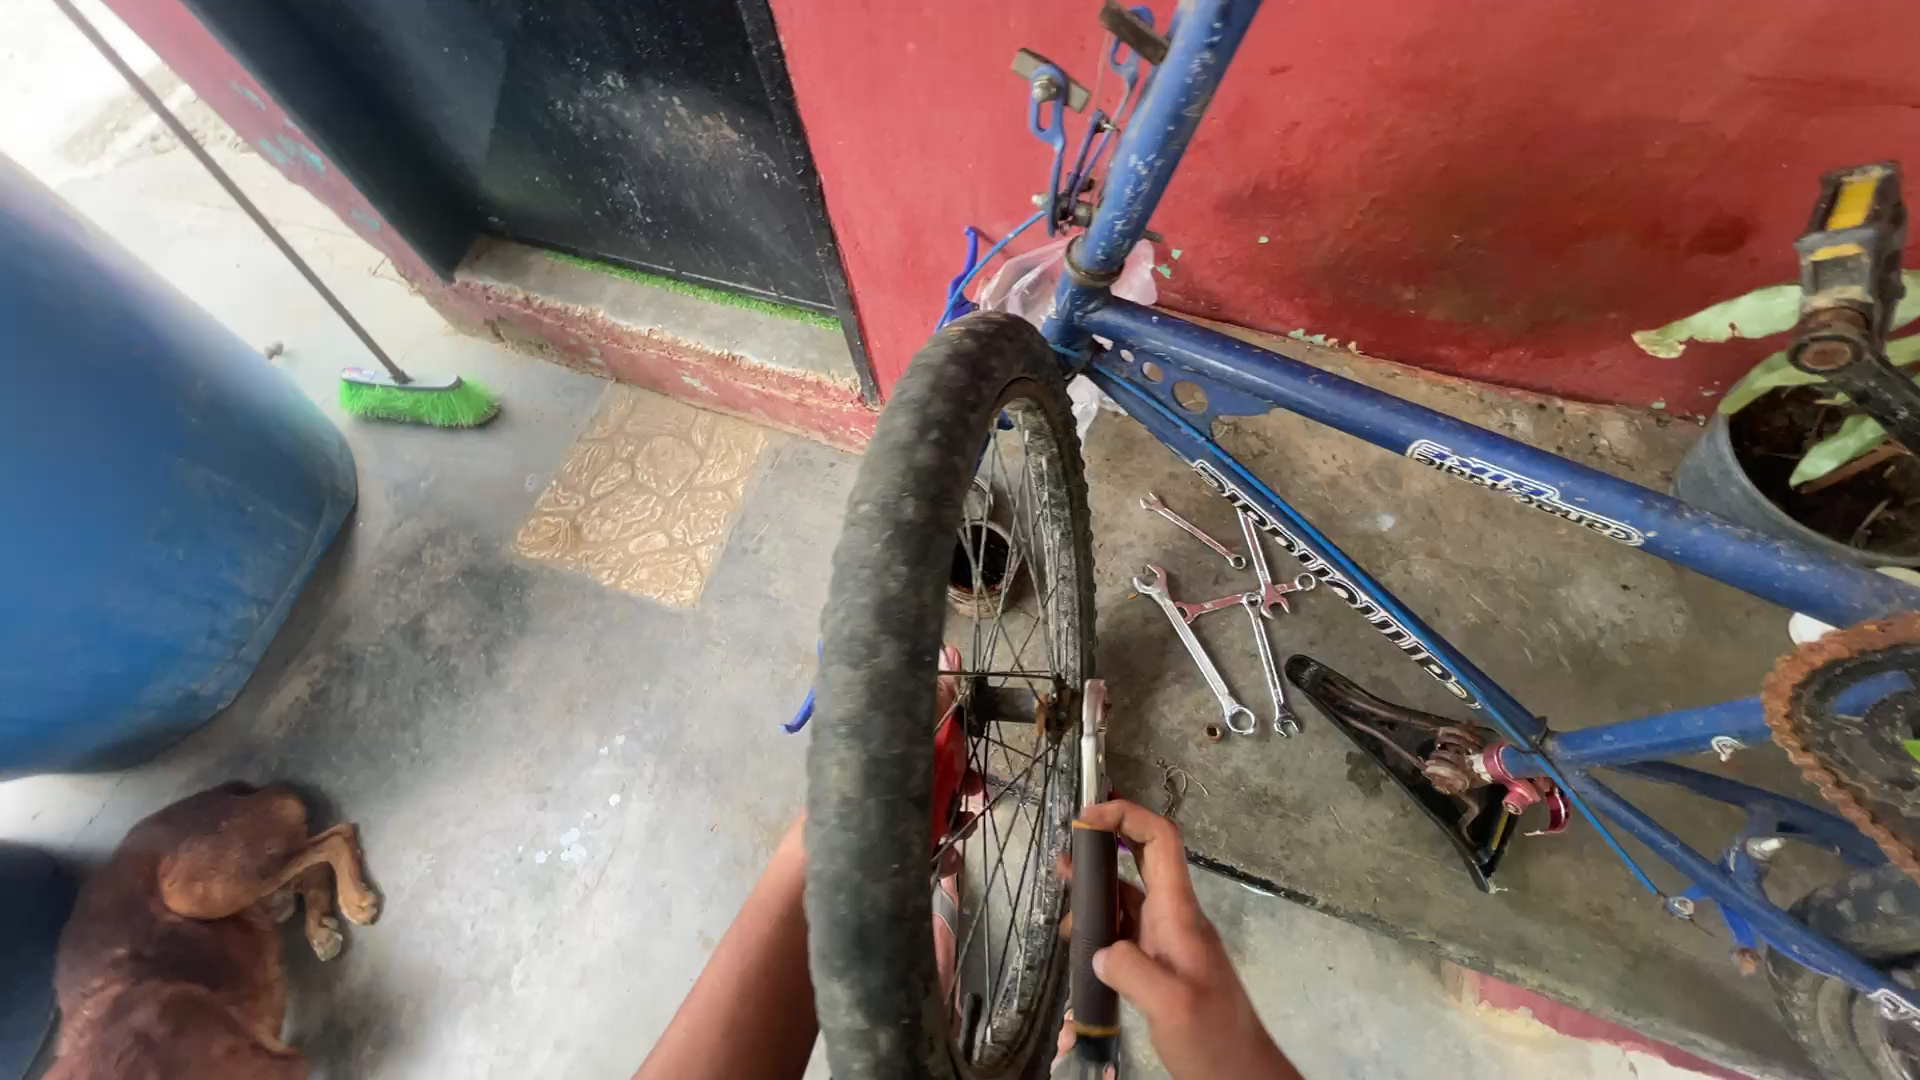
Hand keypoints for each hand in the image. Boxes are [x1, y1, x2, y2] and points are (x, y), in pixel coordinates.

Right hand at [1074, 799, 1300, 1079]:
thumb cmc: (1215, 1038)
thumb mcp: (1171, 1004)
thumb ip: (1131, 970)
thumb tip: (1098, 952)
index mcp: (1179, 911)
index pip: (1160, 839)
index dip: (1126, 816)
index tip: (1087, 820)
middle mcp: (1172, 916)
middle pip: (1139, 859)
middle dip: (1102, 848)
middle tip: (1065, 859)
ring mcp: (1164, 940)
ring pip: (1126, 898)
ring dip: (1094, 896)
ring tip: (1063, 908)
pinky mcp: (1157, 965)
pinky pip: (1123, 934)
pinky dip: (1098, 933)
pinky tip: (1077, 951)